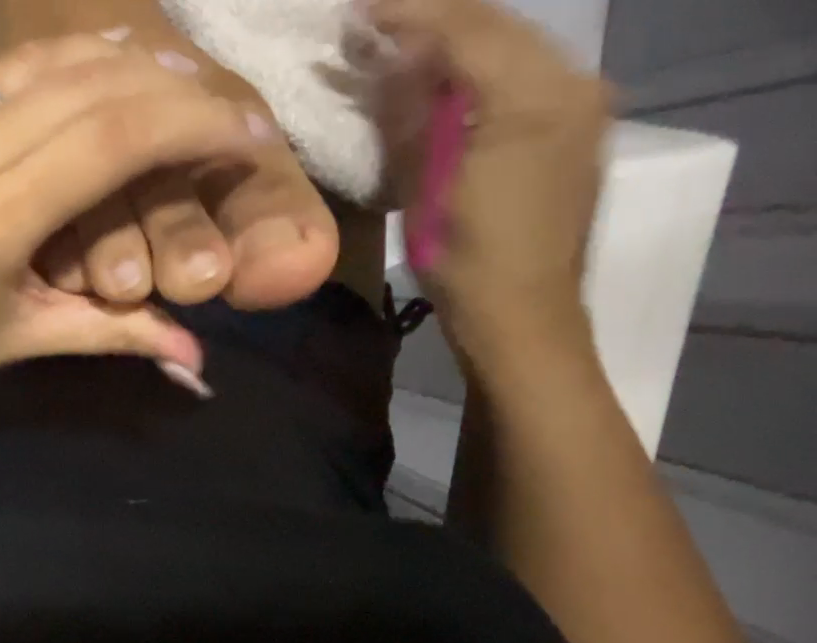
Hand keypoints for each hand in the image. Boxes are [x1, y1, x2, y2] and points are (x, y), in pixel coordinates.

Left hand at [0, 0, 337, 309]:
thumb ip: (113, 334)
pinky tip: (112, 69)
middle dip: (180, 88)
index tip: (249, 135)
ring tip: (186, 80)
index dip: (196, 124)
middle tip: (230, 109)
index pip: (115, 136)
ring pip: (54, 60)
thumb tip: (198, 356)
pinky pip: (12, 67)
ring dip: (130, 61)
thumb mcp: (23, 339)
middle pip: (97, 86)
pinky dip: (72, 60)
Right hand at [365, 0, 611, 353]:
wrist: (524, 313)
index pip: (467, 29)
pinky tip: (441, 69)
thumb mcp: (422, 188)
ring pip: (513, 43)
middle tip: (372, 17)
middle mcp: (572, 83)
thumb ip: (411, 113)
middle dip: (432, 16)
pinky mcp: (577, 120)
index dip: (410, 12)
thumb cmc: (463, 261)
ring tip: (398, 37)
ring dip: (455, 36)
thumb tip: (390, 53)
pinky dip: (480, 61)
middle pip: (497, 25)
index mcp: (533, 100)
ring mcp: (582, 100)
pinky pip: (525, 68)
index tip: (358, 9)